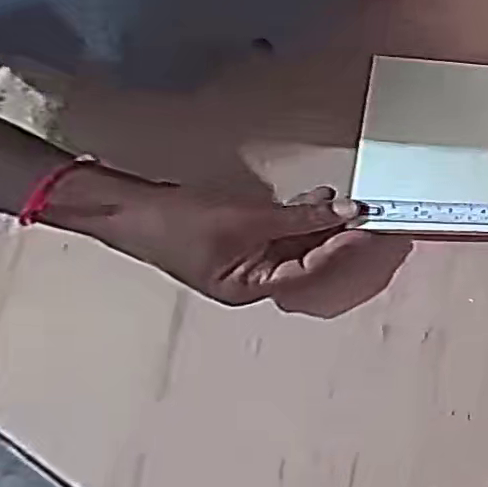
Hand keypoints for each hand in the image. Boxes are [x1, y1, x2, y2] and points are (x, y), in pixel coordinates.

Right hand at [99, 182, 385, 306]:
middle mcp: (254, 278)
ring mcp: (249, 258)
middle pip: (307, 258)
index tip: (362, 231)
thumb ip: (302, 217)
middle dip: (334, 235)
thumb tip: (345, 212)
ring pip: (298, 241)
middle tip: (362, 216)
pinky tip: (318, 199)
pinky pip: (283, 229)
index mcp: (250, 287)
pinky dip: (300, 214)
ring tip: (341, 201)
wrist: (125, 205)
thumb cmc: (177, 222)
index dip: (338, 251)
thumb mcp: (249, 218)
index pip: (307, 271)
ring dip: (319, 220)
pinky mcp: (246, 238)